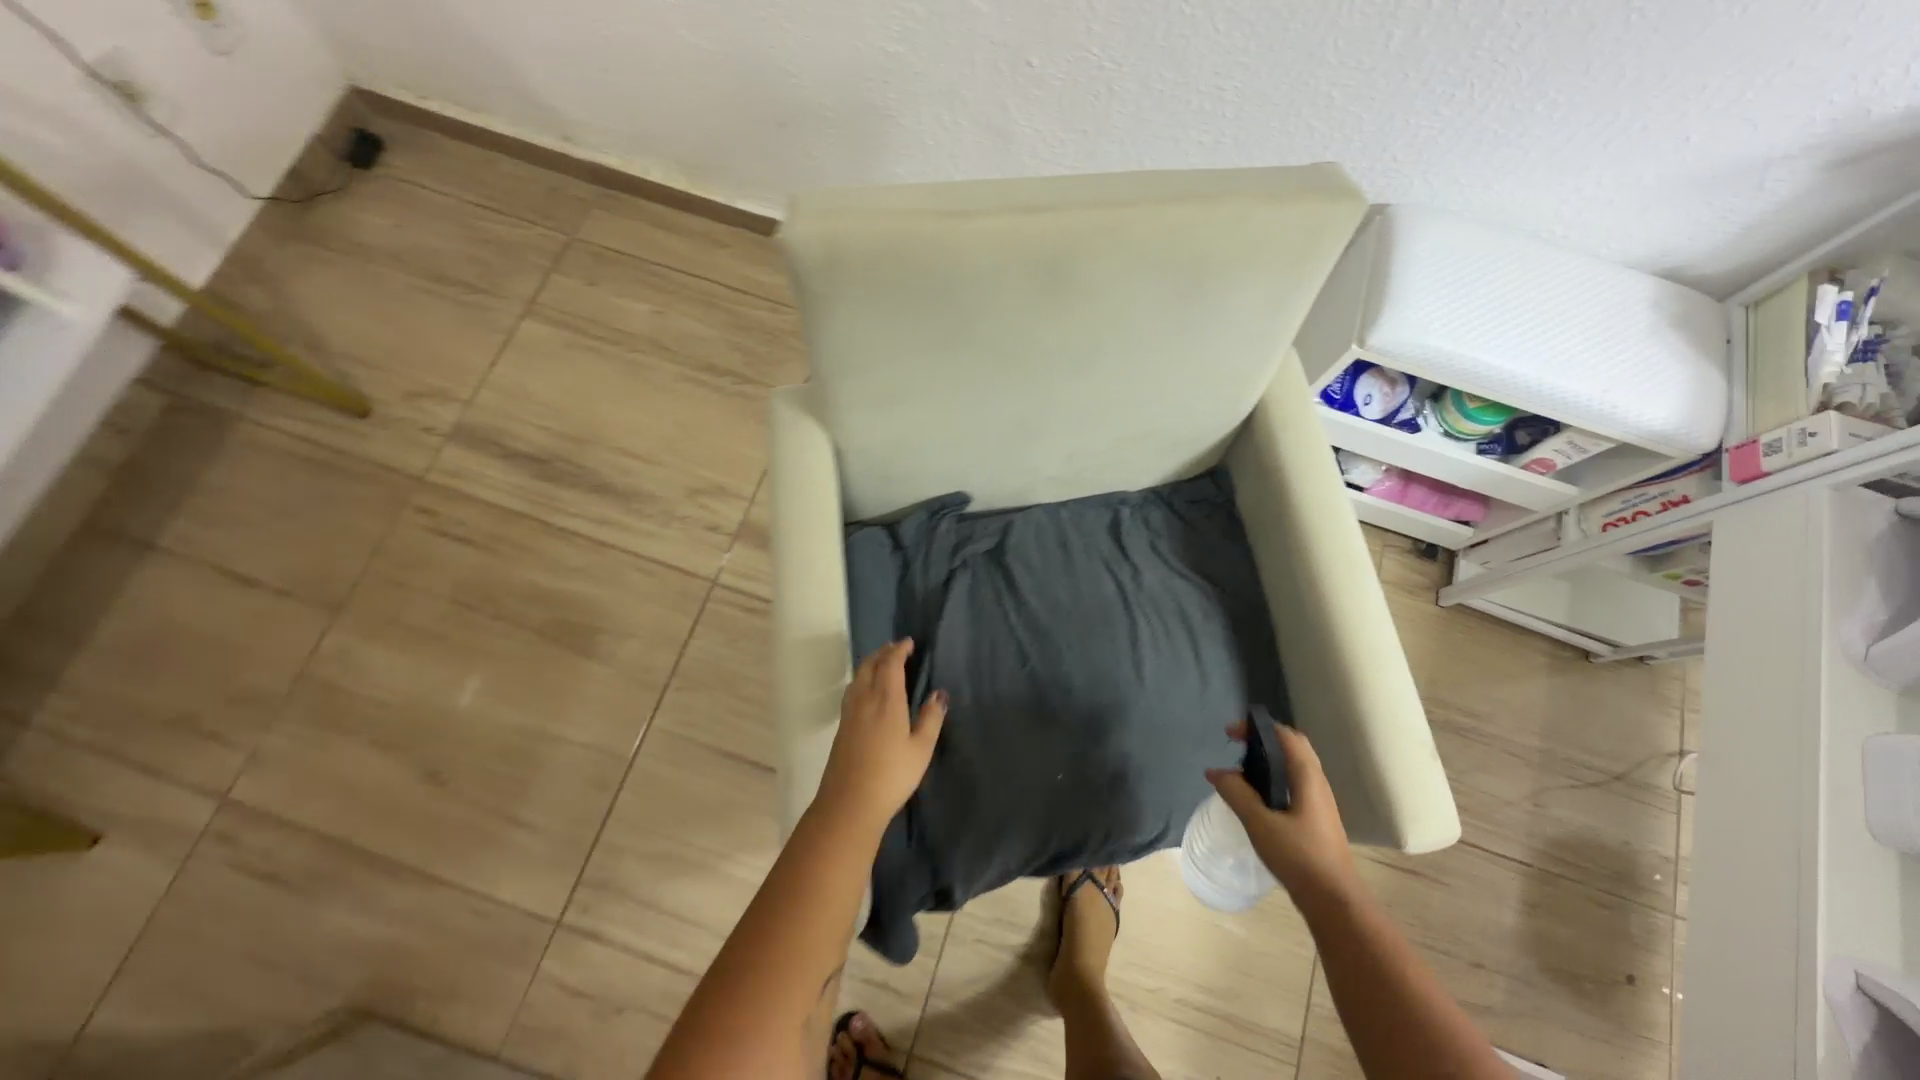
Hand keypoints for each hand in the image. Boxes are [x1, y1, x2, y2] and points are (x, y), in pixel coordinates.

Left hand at [817, 640, 948, 825]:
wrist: (849, 802)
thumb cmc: (892, 775)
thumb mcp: (921, 749)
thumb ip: (931, 719)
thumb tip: (938, 694)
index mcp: (886, 700)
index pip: (890, 664)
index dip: (899, 650)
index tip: (909, 643)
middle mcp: (864, 699)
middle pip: (869, 665)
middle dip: (883, 653)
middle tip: (896, 649)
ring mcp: (849, 712)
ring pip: (857, 677)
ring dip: (870, 664)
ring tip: (882, 664)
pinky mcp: (842, 726)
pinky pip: (852, 690)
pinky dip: (862, 679)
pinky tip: (868, 690)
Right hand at [1205, 721, 1357, 902]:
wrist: (1333, 898)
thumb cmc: (1299, 856)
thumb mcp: (1260, 823)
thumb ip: (1236, 793)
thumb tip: (1216, 771)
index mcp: (1308, 777)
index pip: (1285, 735)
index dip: (1257, 728)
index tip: (1230, 734)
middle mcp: (1317, 783)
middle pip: (1291, 748)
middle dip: (1262, 742)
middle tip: (1235, 750)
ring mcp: (1319, 802)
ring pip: (1293, 769)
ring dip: (1267, 763)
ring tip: (1240, 775)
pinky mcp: (1315, 819)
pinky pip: (1293, 787)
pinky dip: (1272, 782)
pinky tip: (1255, 802)